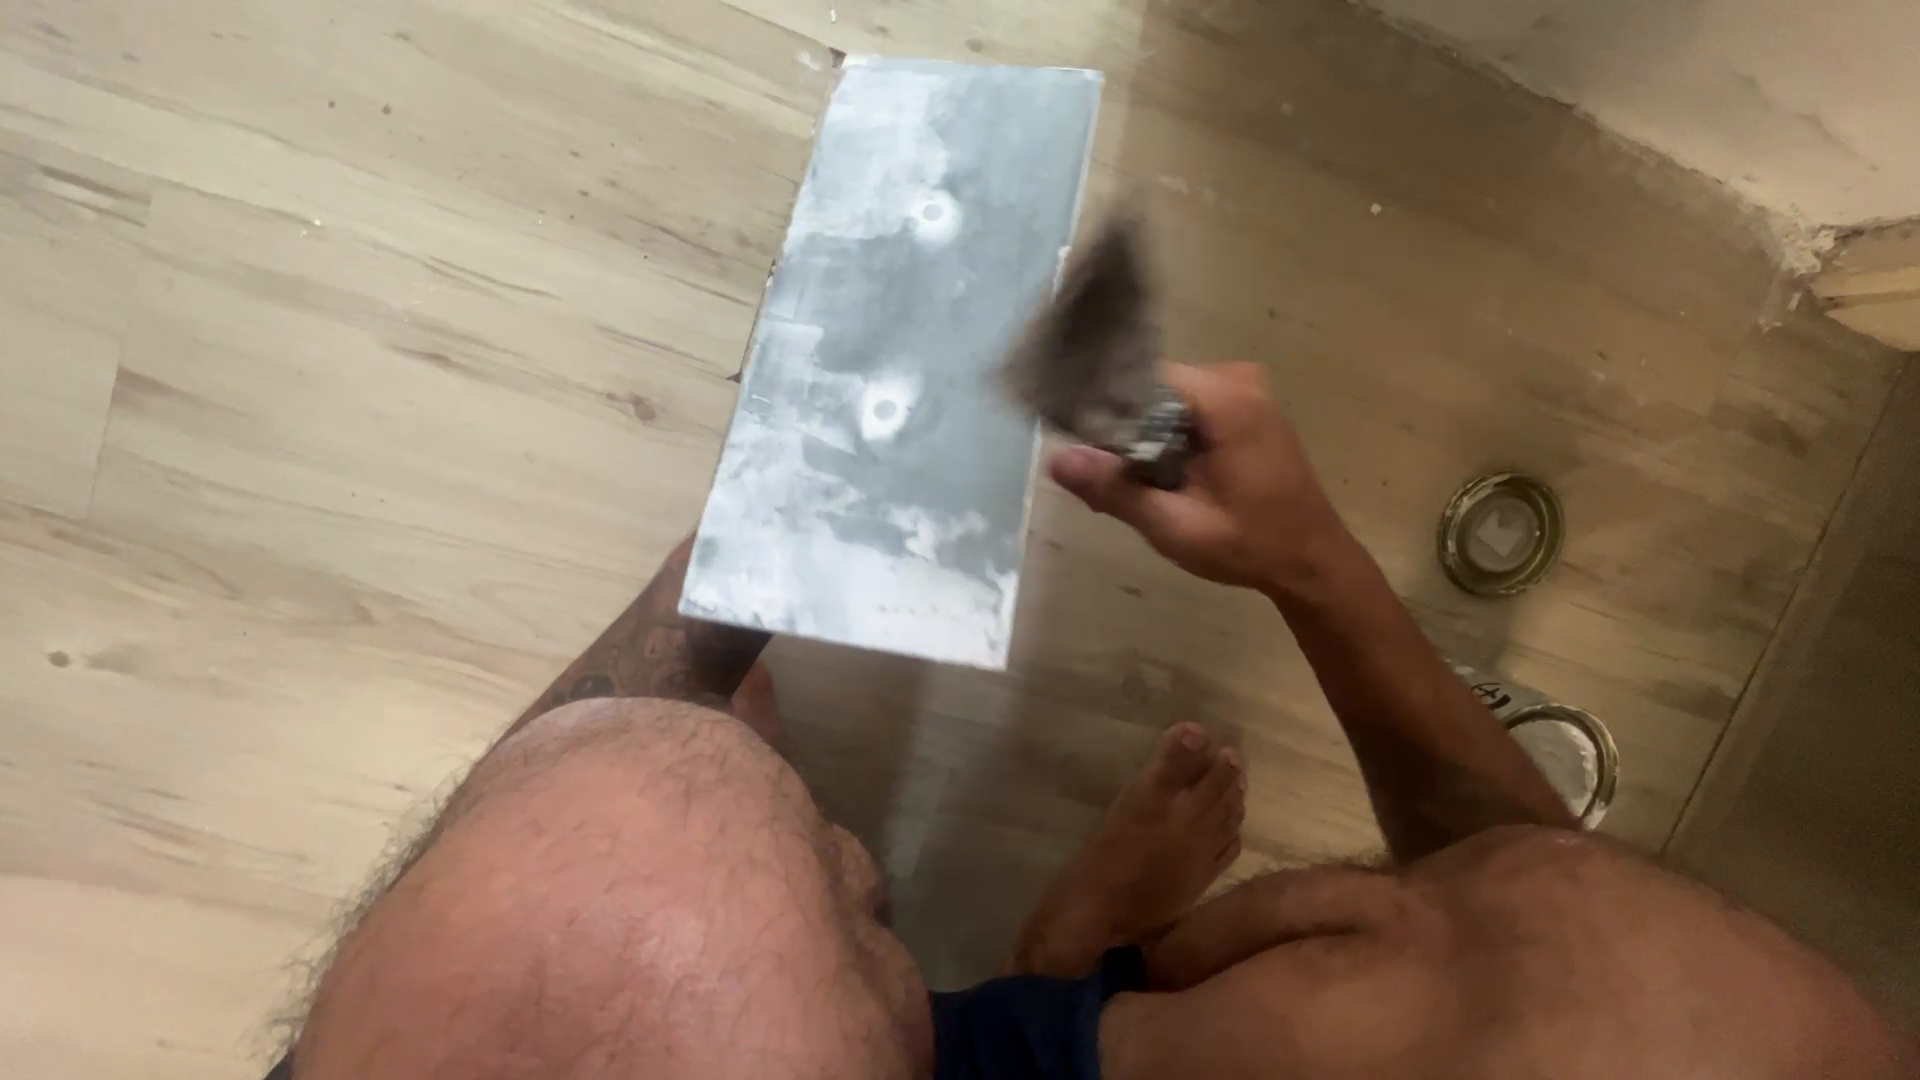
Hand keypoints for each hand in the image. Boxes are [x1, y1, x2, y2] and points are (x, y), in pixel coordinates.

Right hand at [1048, 362, 1345, 592]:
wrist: (1311, 562)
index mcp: (1225, 399)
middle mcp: (1237, 380)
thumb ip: (1116, 490)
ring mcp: (1246, 391)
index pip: (1140, 378)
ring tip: (1123, 482)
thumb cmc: (1249, 545)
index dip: (1102, 406)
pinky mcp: (1247, 408)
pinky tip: (1155, 477)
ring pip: (1165, 401)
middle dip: (1120, 429)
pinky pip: (1187, 410)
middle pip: (1151, 389)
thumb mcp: (1175, 526)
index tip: (1076, 440)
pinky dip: (1165, 438)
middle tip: (1099, 476)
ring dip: (1140, 437)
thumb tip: (1056, 460)